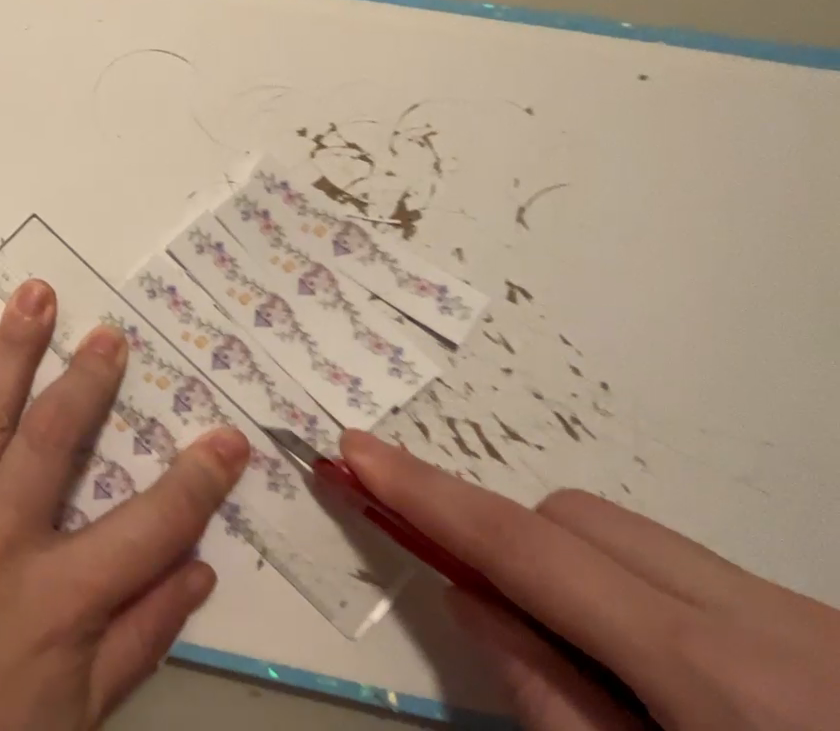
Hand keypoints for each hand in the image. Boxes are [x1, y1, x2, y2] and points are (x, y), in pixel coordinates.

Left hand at [0, 280, 250, 730]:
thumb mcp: (77, 711)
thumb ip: (140, 639)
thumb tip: (197, 571)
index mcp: (58, 597)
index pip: (148, 527)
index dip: (196, 483)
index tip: (226, 437)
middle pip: (56, 442)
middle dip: (89, 382)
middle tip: (110, 335)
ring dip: (10, 354)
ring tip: (34, 299)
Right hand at [343, 429, 839, 730]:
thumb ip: (548, 697)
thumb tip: (470, 597)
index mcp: (716, 671)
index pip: (529, 546)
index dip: (428, 494)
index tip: (354, 449)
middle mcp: (773, 620)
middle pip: (583, 518)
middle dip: (514, 544)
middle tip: (486, 606)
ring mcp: (820, 619)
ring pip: (643, 543)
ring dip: (582, 576)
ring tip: (602, 670)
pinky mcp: (839, 630)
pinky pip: (702, 578)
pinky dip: (646, 602)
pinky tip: (677, 685)